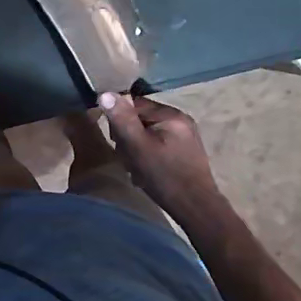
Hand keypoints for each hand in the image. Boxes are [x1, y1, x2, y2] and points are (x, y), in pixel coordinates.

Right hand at [98, 92, 222, 220]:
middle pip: (141, 119)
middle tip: (127, 157)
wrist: (195, 207)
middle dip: (129, 137)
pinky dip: (148, 155)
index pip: (135, 104)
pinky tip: (146, 172)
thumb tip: (105, 94)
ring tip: (136, 168)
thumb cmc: (164, 176)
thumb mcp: (137, 147)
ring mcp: (185, 136)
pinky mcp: (186, 151)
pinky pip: (158, 144)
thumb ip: (122, 120)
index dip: (120, 120)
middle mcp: (181, 120)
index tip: (115, 139)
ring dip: (137, 148)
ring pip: (148, 133)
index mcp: (171, 115)